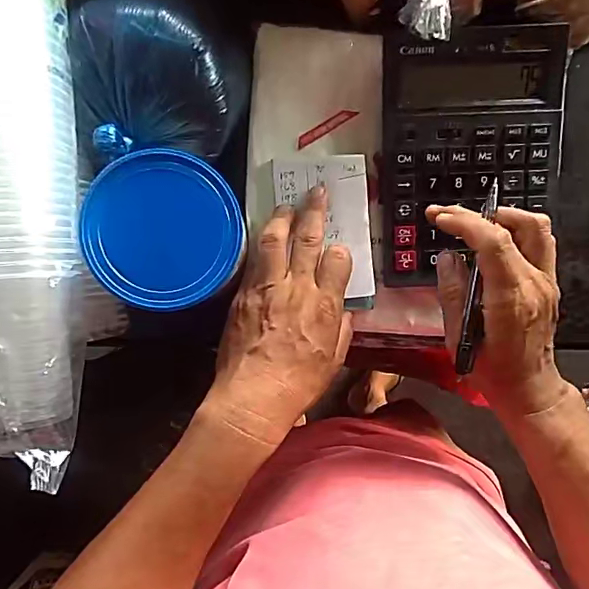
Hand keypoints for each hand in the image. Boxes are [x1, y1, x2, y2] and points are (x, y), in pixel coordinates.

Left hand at [208, 185, 353, 446]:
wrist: (253, 396)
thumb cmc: (297, 385)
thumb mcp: (333, 361)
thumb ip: (341, 330)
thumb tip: (344, 312)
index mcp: (325, 306)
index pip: (338, 262)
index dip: (339, 250)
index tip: (338, 246)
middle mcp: (298, 289)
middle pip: (308, 240)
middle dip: (314, 212)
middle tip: (316, 192)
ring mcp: (268, 288)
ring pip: (276, 241)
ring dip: (283, 218)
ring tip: (287, 204)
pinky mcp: (243, 294)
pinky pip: (253, 259)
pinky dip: (260, 242)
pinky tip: (262, 234)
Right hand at [429, 203, 575, 419]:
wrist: (529, 388)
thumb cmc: (495, 372)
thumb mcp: (459, 338)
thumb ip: (452, 294)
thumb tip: (448, 260)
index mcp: (512, 299)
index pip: (494, 242)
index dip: (465, 222)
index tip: (441, 218)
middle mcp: (535, 285)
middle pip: (516, 226)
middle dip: (477, 215)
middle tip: (449, 217)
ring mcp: (547, 282)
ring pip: (535, 227)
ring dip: (503, 218)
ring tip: (474, 224)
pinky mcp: (549, 283)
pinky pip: (539, 242)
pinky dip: (515, 232)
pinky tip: (493, 241)